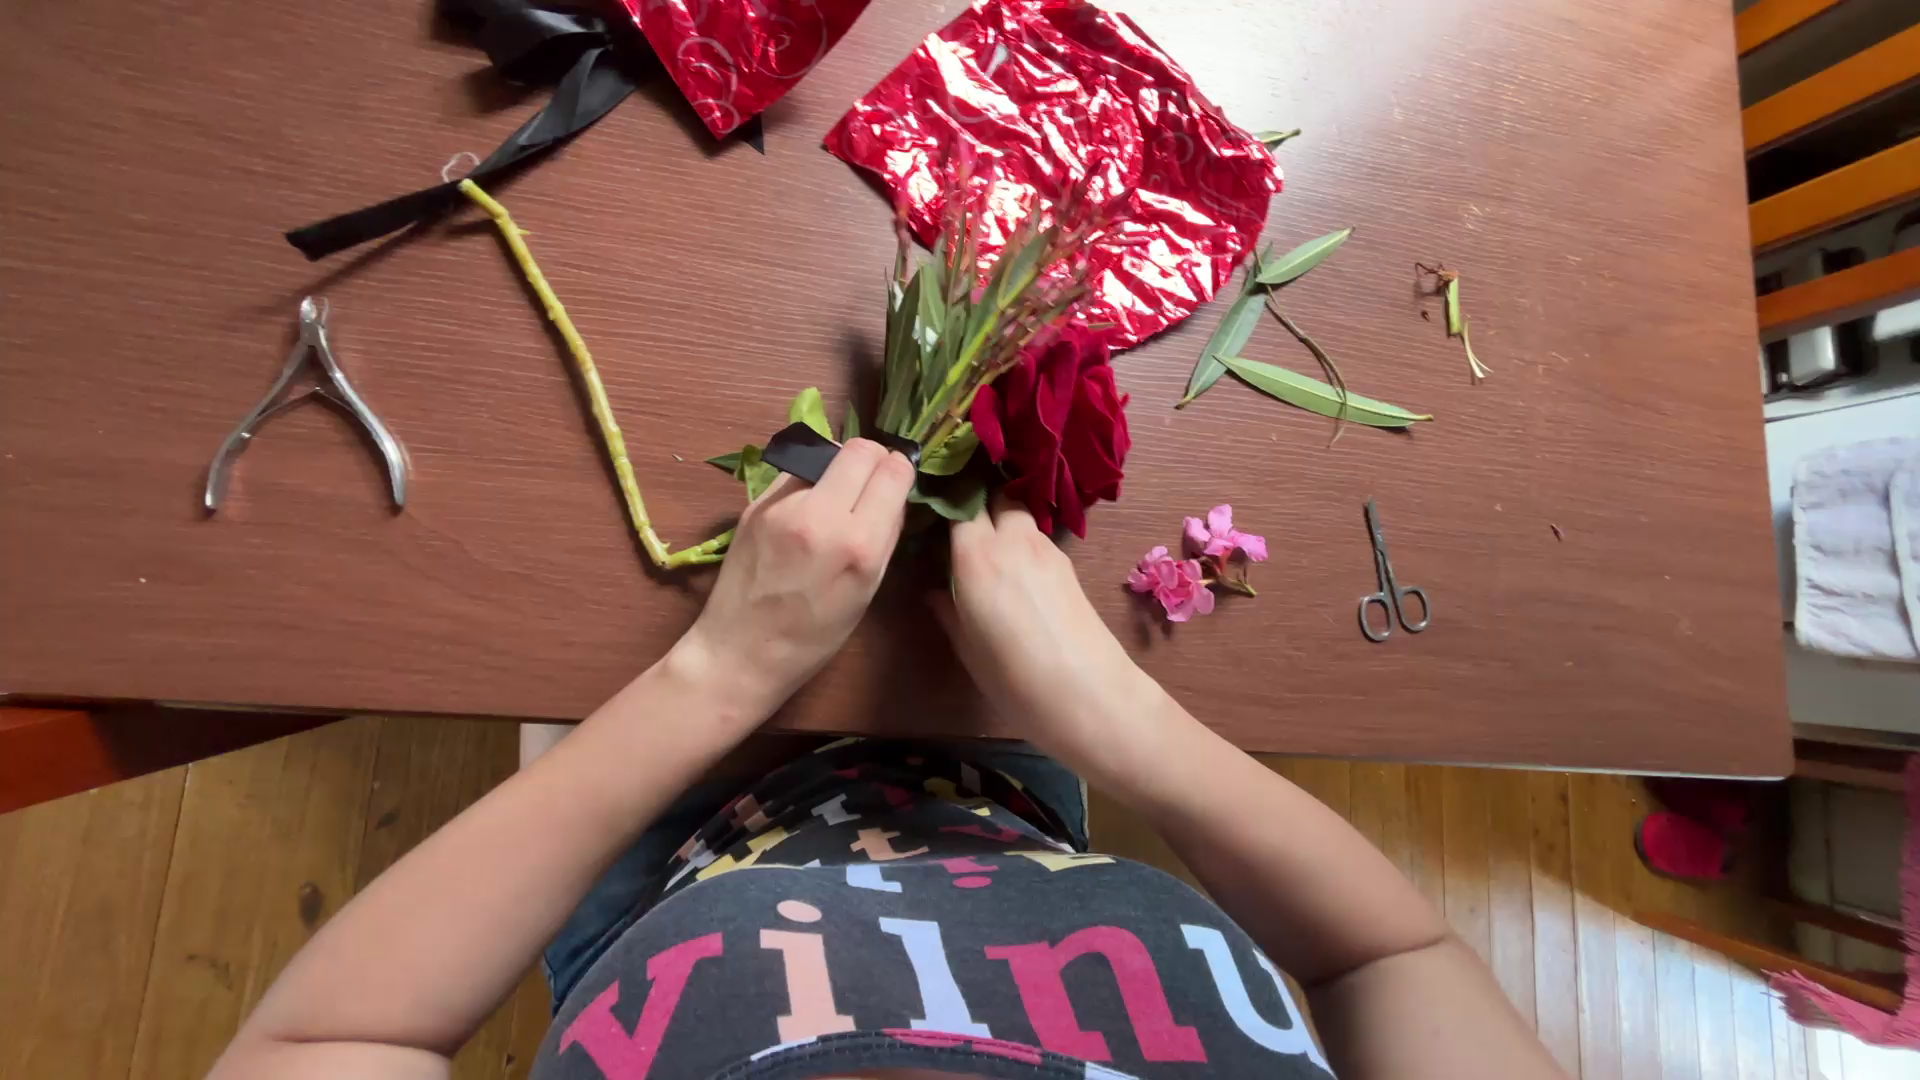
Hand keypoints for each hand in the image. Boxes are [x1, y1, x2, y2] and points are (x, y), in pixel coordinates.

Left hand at [677, 439, 915, 715]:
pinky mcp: (756, 503)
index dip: (900, 471)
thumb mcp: (867, 591)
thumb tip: (894, 496)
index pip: (893, 470)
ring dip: (840, 468)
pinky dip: (811, 481)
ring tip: (837, 498)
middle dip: (874, 460)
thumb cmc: (815, 635)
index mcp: (859, 545)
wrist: (741, 650)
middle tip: (871, 484)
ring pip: (827, 454)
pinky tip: (807, 509)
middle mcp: (822, 515)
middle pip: (861, 449)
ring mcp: (783, 505)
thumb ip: (886, 537)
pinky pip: (797, 472)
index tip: (897, 483)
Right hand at [940, 495, 1161, 769]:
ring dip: (1004, 520)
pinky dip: (1024, 542)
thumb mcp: (968, 649)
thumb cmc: (1014, 678)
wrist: (1088, 694)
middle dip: (980, 502)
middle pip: (996, 496)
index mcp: (977, 557)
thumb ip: (948, 612)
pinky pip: (1038, 537)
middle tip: (964, 526)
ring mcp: (1046, 548)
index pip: (958, 507)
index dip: (946, 506)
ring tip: (991, 549)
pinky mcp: (1068, 564)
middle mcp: (1012, 540)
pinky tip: (1019, 572)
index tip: (933, 515)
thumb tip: (935, 592)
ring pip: (1020, 513)